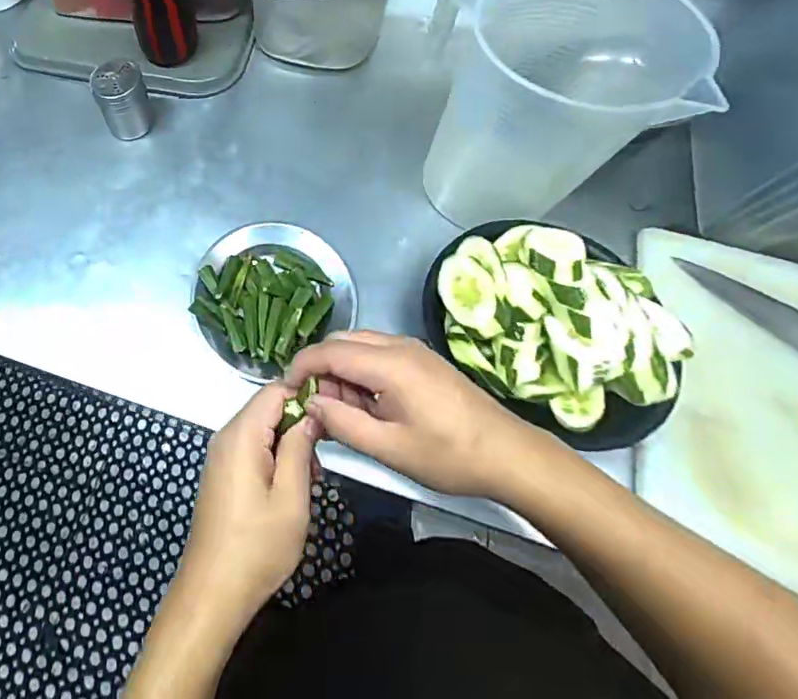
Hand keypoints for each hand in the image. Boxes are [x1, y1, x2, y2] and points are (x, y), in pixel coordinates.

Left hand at [175, 382, 319, 620]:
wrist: (214, 588)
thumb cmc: (257, 545)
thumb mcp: (291, 498)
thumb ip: (299, 449)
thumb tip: (310, 416)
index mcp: (240, 435)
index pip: (274, 391)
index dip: (304, 396)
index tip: (331, 418)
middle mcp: (225, 436)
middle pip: (266, 409)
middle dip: (298, 426)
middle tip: (318, 464)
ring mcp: (220, 455)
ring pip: (261, 430)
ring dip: (288, 446)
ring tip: (307, 482)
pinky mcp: (221, 472)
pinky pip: (251, 449)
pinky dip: (273, 459)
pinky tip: (287, 490)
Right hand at [283, 331, 554, 499]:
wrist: (511, 455)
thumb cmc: (450, 455)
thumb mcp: (390, 449)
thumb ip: (343, 424)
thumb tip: (312, 404)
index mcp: (389, 363)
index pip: (328, 351)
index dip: (300, 368)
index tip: (286, 392)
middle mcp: (397, 345)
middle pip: (340, 342)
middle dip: (320, 369)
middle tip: (320, 408)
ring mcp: (412, 349)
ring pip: (357, 345)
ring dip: (340, 370)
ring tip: (345, 411)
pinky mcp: (421, 359)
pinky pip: (376, 352)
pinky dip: (359, 370)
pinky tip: (368, 404)